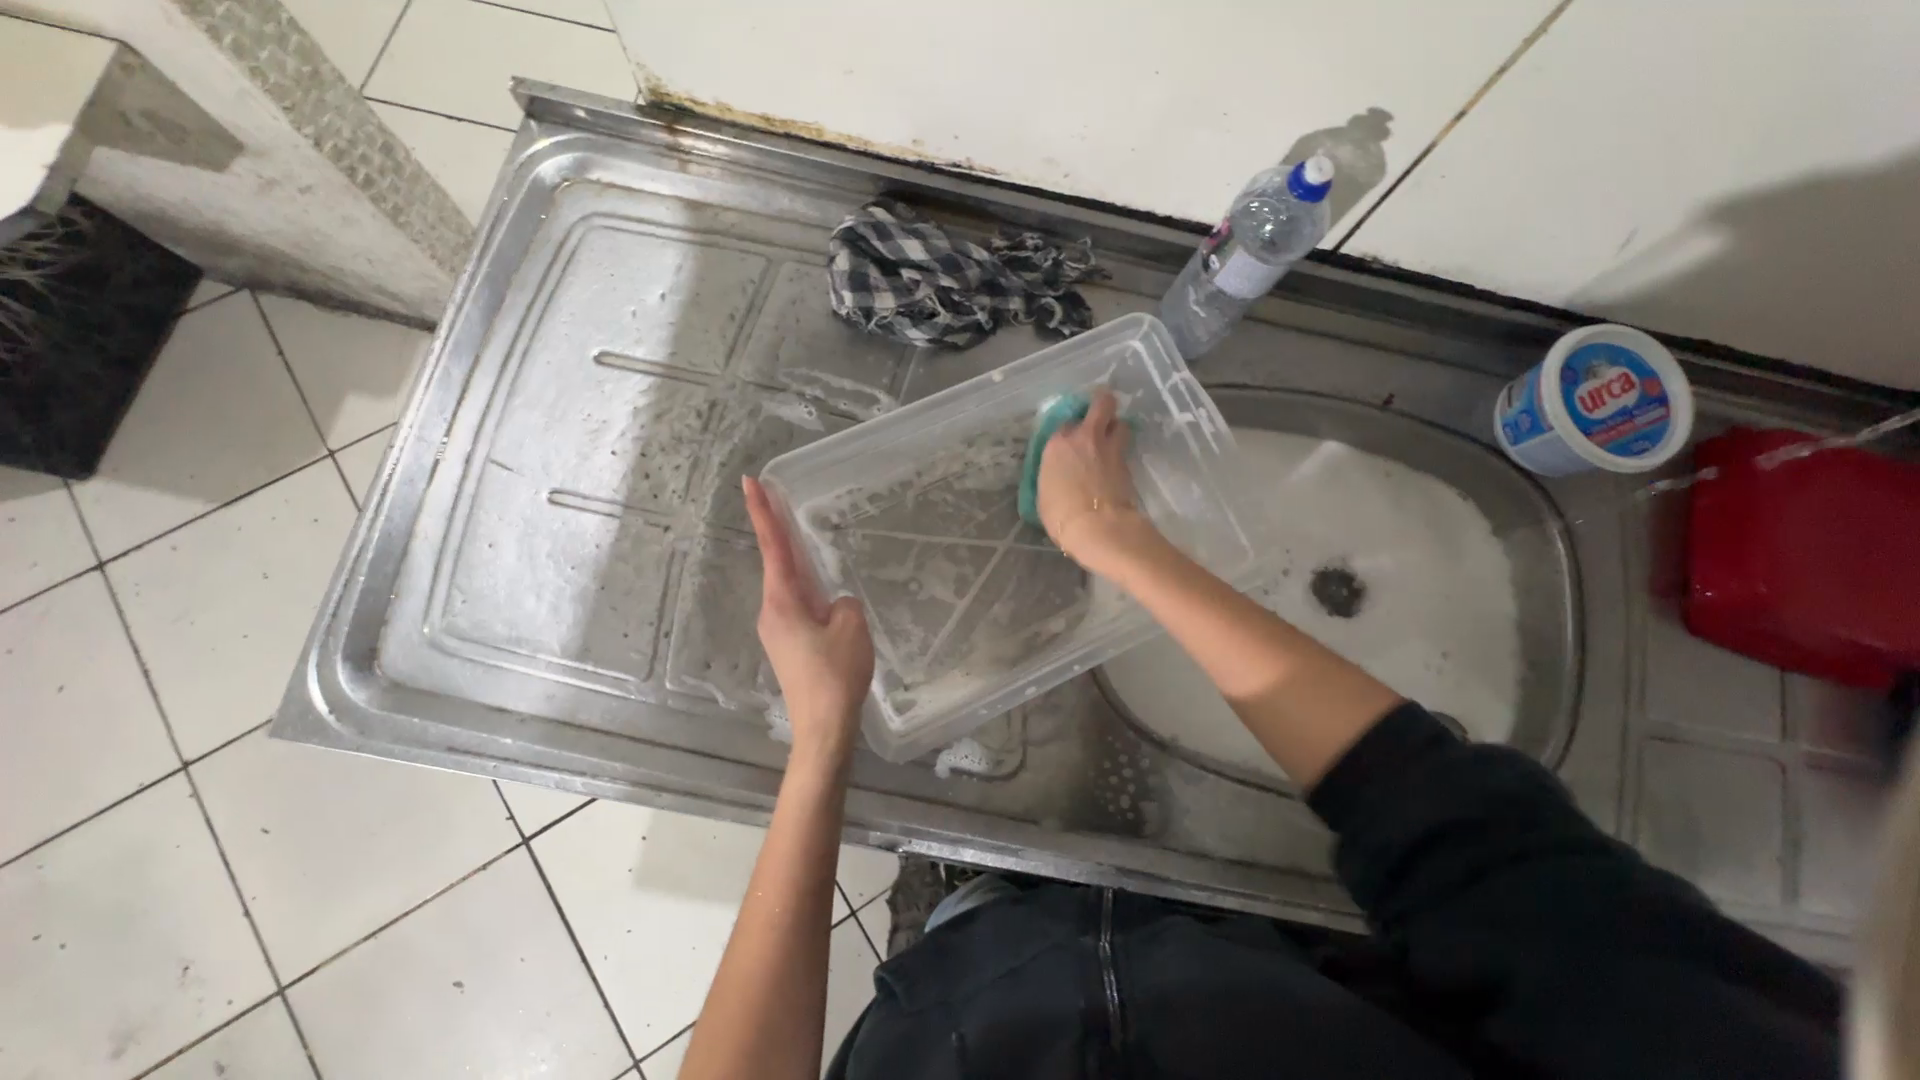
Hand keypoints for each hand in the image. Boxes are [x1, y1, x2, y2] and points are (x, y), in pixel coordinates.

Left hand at [742, 476, 874, 764]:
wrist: (824, 726)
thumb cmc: (836, 673)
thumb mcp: (851, 626)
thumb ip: (844, 602)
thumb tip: (835, 605)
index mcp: (783, 600)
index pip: (773, 546)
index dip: (763, 513)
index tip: (749, 483)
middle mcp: (772, 612)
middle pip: (776, 563)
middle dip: (778, 531)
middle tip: (775, 498)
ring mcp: (777, 631)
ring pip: (788, 587)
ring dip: (796, 564)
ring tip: (808, 542)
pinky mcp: (788, 647)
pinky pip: (797, 607)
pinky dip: (805, 590)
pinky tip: (823, 594)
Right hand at [1038, 390, 1163, 574]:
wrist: (1097, 526)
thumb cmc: (1061, 514)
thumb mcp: (1045, 492)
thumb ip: (1054, 473)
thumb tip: (1062, 472)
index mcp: (1058, 443)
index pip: (1065, 422)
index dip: (1070, 429)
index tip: (1071, 438)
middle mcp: (1084, 437)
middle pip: (1101, 403)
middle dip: (1103, 403)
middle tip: (1102, 414)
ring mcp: (1109, 448)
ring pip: (1121, 422)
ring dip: (1118, 427)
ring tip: (1113, 439)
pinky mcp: (1127, 462)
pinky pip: (1125, 447)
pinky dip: (1122, 450)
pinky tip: (1116, 463)